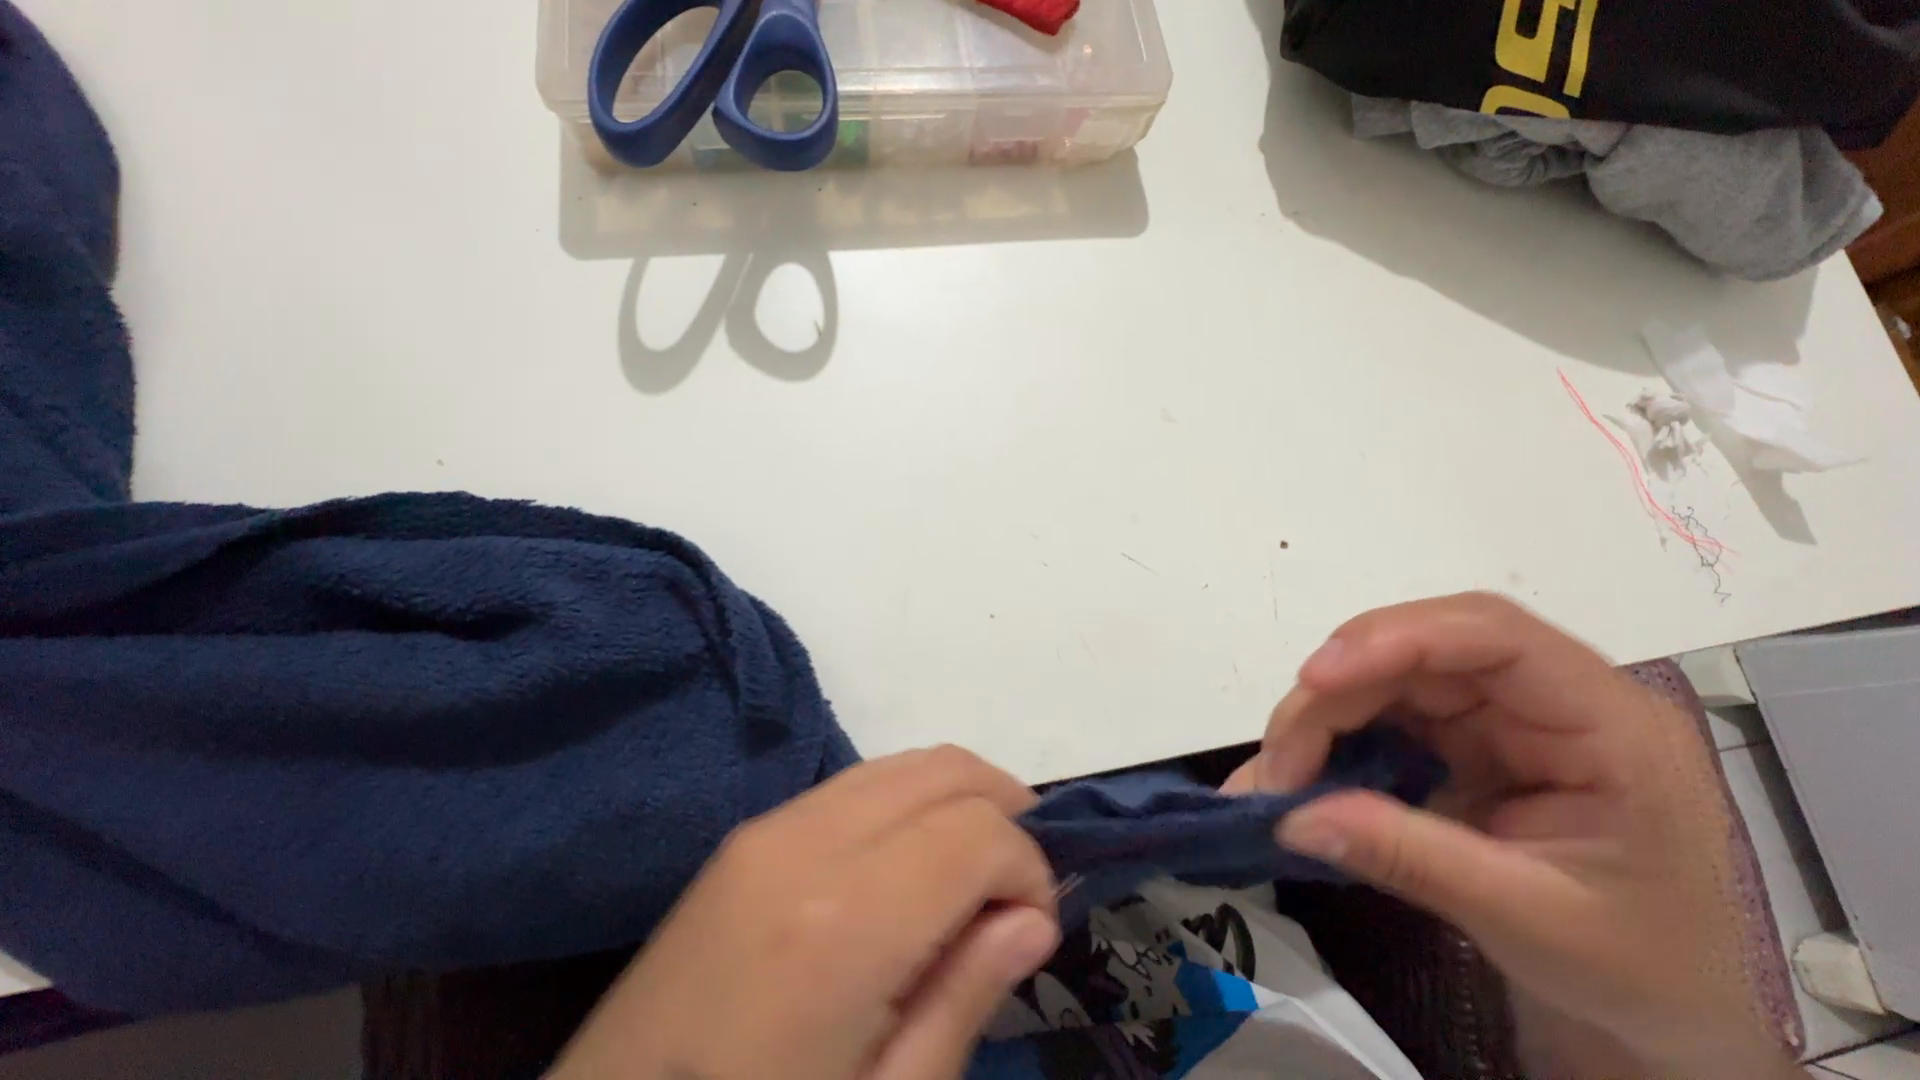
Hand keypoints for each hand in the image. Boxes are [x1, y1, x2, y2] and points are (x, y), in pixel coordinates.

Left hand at [548, 747, 1060, 1079]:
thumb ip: (964, 997)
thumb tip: (1034, 917)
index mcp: (843, 919)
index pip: (978, 831)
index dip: (1031, 872)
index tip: (1032, 935)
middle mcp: (804, 842)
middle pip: (944, 770)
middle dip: (1005, 813)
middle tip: (1020, 894)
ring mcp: (764, 830)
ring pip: (900, 764)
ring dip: (957, 803)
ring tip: (973, 883)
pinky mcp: (742, 839)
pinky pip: (851, 788)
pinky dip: (906, 807)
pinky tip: (907, 875)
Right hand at [1226, 594, 1797, 1079]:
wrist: (1672, 1011)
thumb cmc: (1638, 967)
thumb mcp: (1527, 918)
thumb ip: (1410, 857)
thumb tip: (1290, 817)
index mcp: (1605, 724)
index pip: (1494, 636)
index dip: (1396, 639)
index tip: (1314, 679)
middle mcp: (1549, 700)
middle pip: (1421, 654)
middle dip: (1335, 697)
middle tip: (1279, 766)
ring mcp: (1505, 720)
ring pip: (1391, 681)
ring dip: (1323, 721)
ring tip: (1276, 780)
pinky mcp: (1468, 745)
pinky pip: (1386, 721)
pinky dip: (1333, 746)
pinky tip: (1298, 781)